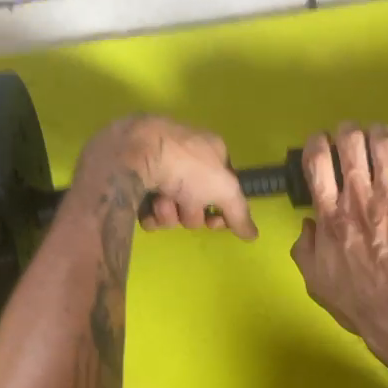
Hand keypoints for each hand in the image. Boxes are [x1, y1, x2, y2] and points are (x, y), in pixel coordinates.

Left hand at [79, 115, 257, 239]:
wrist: (133, 154)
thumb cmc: (186, 167)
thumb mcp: (224, 190)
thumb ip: (240, 213)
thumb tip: (253, 236)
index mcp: (210, 151)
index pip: (224, 189)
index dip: (222, 210)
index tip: (214, 223)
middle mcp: (185, 159)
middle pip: (196, 205)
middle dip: (190, 212)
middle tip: (184, 204)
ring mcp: (157, 170)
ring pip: (171, 211)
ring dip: (168, 214)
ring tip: (160, 202)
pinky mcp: (133, 181)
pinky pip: (148, 210)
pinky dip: (149, 213)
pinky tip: (144, 204)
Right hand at [290, 122, 387, 353]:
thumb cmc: (355, 300)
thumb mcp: (314, 280)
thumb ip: (304, 249)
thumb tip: (307, 224)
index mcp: (330, 215)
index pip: (317, 163)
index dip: (316, 144)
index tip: (318, 142)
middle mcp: (359, 197)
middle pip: (350, 144)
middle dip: (347, 131)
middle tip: (349, 134)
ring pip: (385, 145)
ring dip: (380, 132)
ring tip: (379, 132)